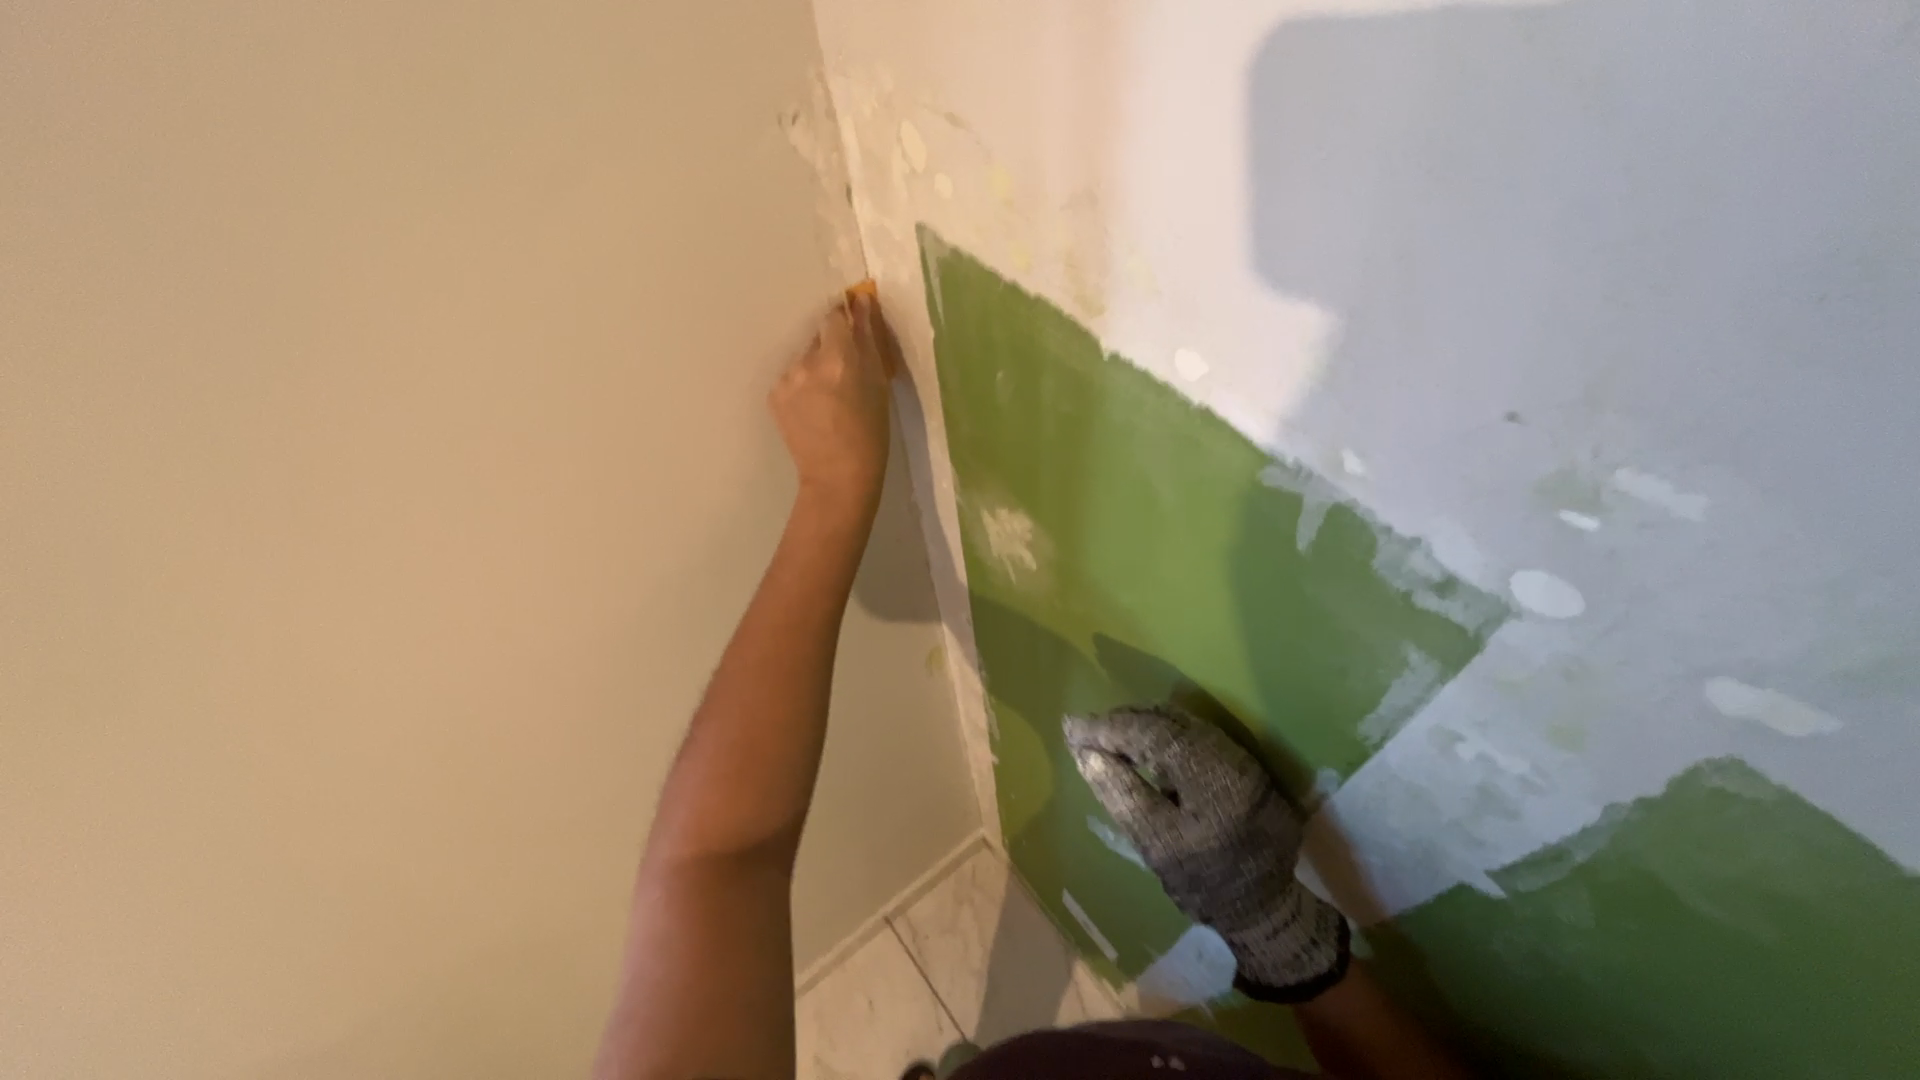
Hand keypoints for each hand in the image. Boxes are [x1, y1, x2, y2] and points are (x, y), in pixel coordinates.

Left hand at [769, 292, 895, 509]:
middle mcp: (806, 363)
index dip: (845, 320)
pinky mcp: (774, 396)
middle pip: (818, 338)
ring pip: (803, 359)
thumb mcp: (879, 384)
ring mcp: (785, 380)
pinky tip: (814, 410)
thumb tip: (862, 302)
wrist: (837, 477)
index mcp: (837, 358)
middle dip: (831, 349)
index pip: (834, 316)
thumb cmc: (870, 434)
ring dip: (815, 369)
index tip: (853, 331)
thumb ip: (868, 340)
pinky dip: (802, 387)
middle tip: (845, 378)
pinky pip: (791, 379)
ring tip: (828, 400)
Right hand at [1064, 704, 1350, 1002]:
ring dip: (1142, 726)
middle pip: (1169, 722)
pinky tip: (1142, 748)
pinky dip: (1163, 737)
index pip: (1152, 734)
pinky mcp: (1245, 767)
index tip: (1072, 728)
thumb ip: (1122, 794)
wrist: (1263, 910)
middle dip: (1123, 722)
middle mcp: (1233, 757)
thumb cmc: (1204, 884)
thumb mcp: (1155, 844)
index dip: (1108, 728)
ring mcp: (1244, 759)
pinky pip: (1196, 737)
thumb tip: (1086, 753)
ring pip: (1183, 726)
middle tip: (1084, 731)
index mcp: (1213, 777)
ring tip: (1107, 736)